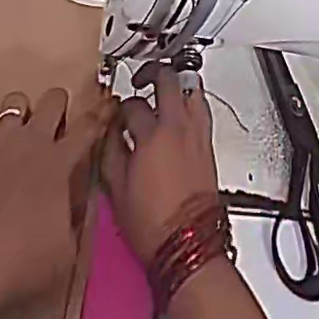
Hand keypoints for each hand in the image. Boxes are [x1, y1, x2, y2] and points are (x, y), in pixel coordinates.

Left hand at [0, 88, 111, 317]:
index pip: (89, 126)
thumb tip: (77, 201)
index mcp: (59, 163)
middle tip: (56, 129)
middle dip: (59, 108)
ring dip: (20, 116)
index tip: (109, 104)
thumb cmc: (17, 266)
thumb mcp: (67, 252)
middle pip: (53, 99)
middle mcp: (29, 141)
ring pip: (14, 102)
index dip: (103, 112)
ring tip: (16, 139)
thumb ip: (76, 217)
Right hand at [101, 63, 219, 264]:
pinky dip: (190, 102)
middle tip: (140, 79)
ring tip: (163, 89)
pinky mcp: (208, 145)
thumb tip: (109, 132)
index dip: (119, 108)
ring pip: (192, 88)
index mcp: (152, 136)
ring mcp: (197, 134)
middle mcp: (178, 128)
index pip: (132, 105)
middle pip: (168, 79)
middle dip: (151, 73)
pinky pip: (201, 109)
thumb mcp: (116, 189)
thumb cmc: (153, 225)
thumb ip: (111, 152)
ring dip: (176, 83)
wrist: (188, 246)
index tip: (115, 115)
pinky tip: (180, 112)